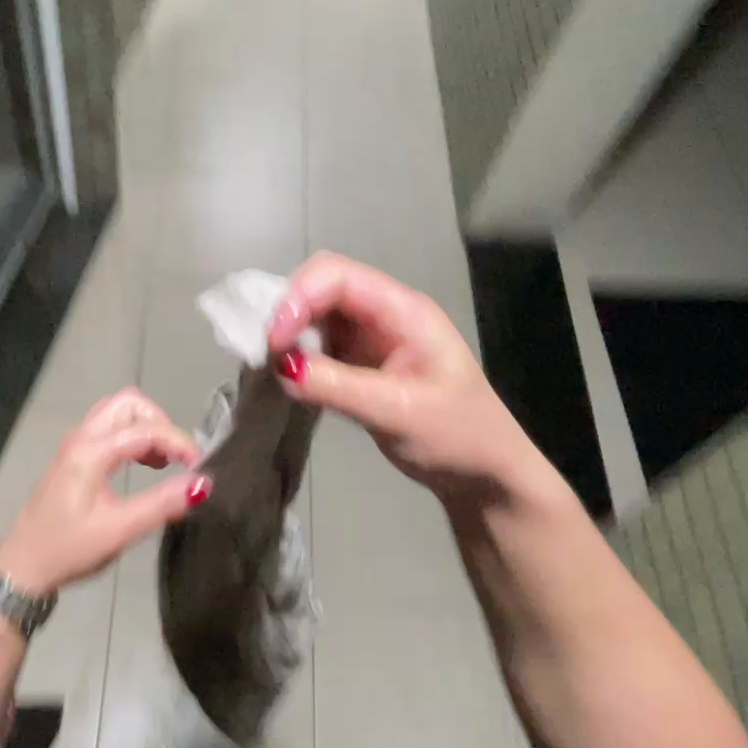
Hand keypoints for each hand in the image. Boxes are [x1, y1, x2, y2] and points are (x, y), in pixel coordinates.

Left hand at [0, 389, 209, 594]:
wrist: (23, 567)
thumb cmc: (69, 549)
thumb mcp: (119, 530)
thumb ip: (161, 504)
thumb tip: (202, 484)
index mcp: (90, 452)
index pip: (145, 428)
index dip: (179, 441)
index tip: (200, 467)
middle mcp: (80, 438)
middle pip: (128, 403)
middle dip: (160, 423)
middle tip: (177, 457)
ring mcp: (74, 445)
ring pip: (117, 412)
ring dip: (146, 428)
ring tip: (163, 462)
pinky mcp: (73, 457)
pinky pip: (108, 428)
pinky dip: (132, 436)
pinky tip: (143, 465)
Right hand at [266, 252, 543, 500]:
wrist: (482, 471)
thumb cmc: (455, 436)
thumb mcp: (396, 412)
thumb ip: (337, 387)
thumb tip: (280, 366)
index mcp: (403, 311)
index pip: (337, 276)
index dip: (296, 299)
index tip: (273, 344)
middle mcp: (383, 314)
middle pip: (321, 285)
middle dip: (286, 312)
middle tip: (265, 356)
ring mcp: (370, 337)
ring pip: (315, 314)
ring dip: (288, 333)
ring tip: (270, 368)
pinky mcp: (358, 362)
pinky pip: (318, 344)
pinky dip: (295, 355)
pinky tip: (286, 378)